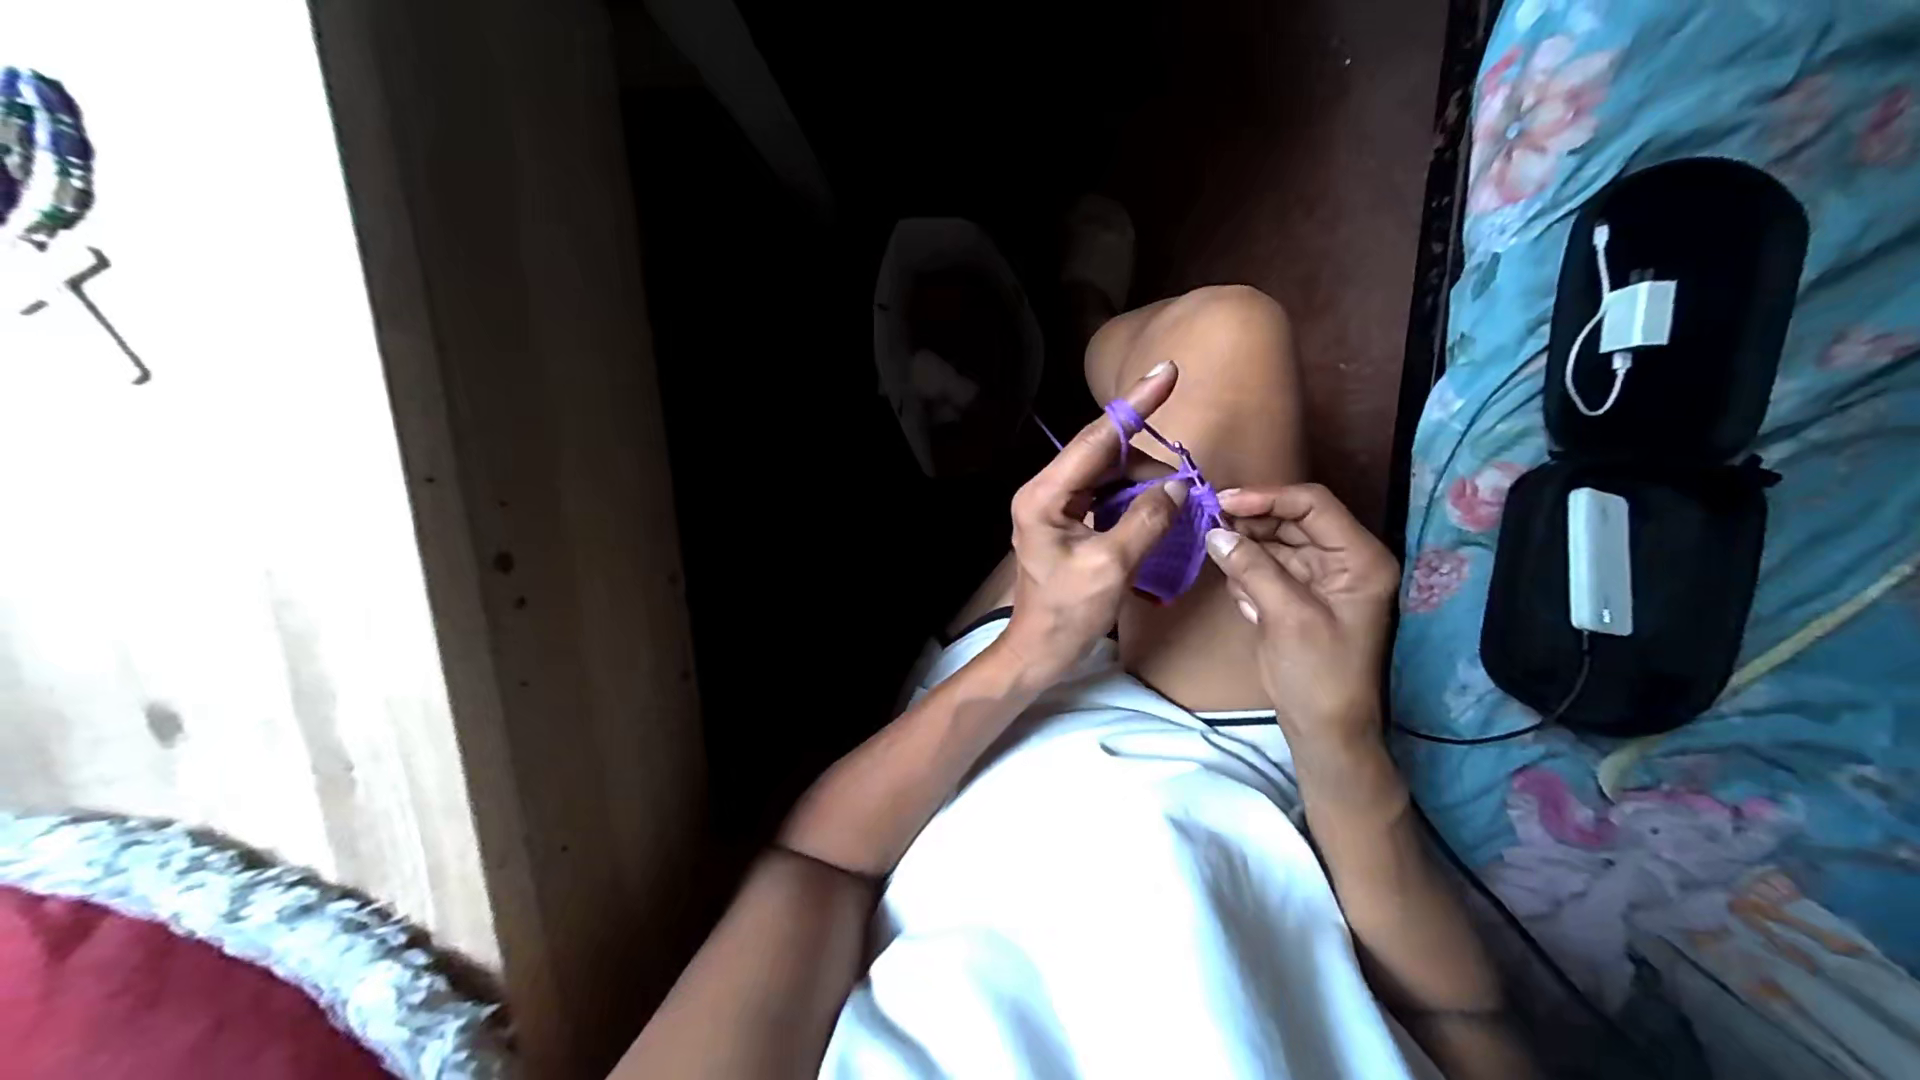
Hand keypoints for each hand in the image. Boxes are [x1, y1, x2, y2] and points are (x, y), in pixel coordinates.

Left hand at [995, 362, 1188, 687]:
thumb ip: (1146, 521)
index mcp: (1044, 496)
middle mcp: (1045, 492)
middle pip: (1104, 455)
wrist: (1039, 649)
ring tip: (1175, 499)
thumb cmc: (1067, 613)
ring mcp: (1055, 505)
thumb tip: (1177, 487)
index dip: (1135, 406)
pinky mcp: (1067, 520)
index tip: (1166, 372)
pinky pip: (1106, 495)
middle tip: (1185, 480)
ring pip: (1108, 475)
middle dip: (1147, 461)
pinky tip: (1156, 508)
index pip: (1095, 440)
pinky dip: (1133, 498)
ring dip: (1144, 482)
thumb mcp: (1111, 567)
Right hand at [1204, 484, 1398, 753]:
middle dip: (1251, 522)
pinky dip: (1248, 572)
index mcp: (1359, 559)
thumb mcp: (1285, 616)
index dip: (1267, 498)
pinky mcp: (1300, 595)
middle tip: (1209, 525)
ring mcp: (1322, 578)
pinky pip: (1269, 567)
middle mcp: (1344, 560)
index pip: (1312, 505)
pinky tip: (1242, 596)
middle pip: (1293, 520)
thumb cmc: (1319, 675)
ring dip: (1247, 548)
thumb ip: (1252, 568)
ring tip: (1221, 559)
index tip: (1222, 503)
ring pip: (1277, 542)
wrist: (1325, 729)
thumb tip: (1215, 533)